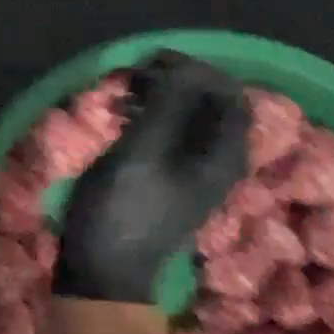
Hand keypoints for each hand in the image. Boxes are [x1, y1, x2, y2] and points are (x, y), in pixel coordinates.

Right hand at [54, 53, 249, 303]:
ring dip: (161, 102)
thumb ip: (165, 106)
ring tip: (123, 97)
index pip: (229, 92)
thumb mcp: (140, 153)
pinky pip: (172, 141)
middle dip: (176, 83)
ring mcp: (196, 178)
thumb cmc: (121, 210)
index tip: (148, 60)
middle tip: (132, 76)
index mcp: (225, 154)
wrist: (105, 273)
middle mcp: (221, 163)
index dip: (195, 68)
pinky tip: (122, 126)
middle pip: (212, 107)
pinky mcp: (170, 187)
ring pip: (190, 123)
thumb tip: (179, 65)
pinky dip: (151, 123)